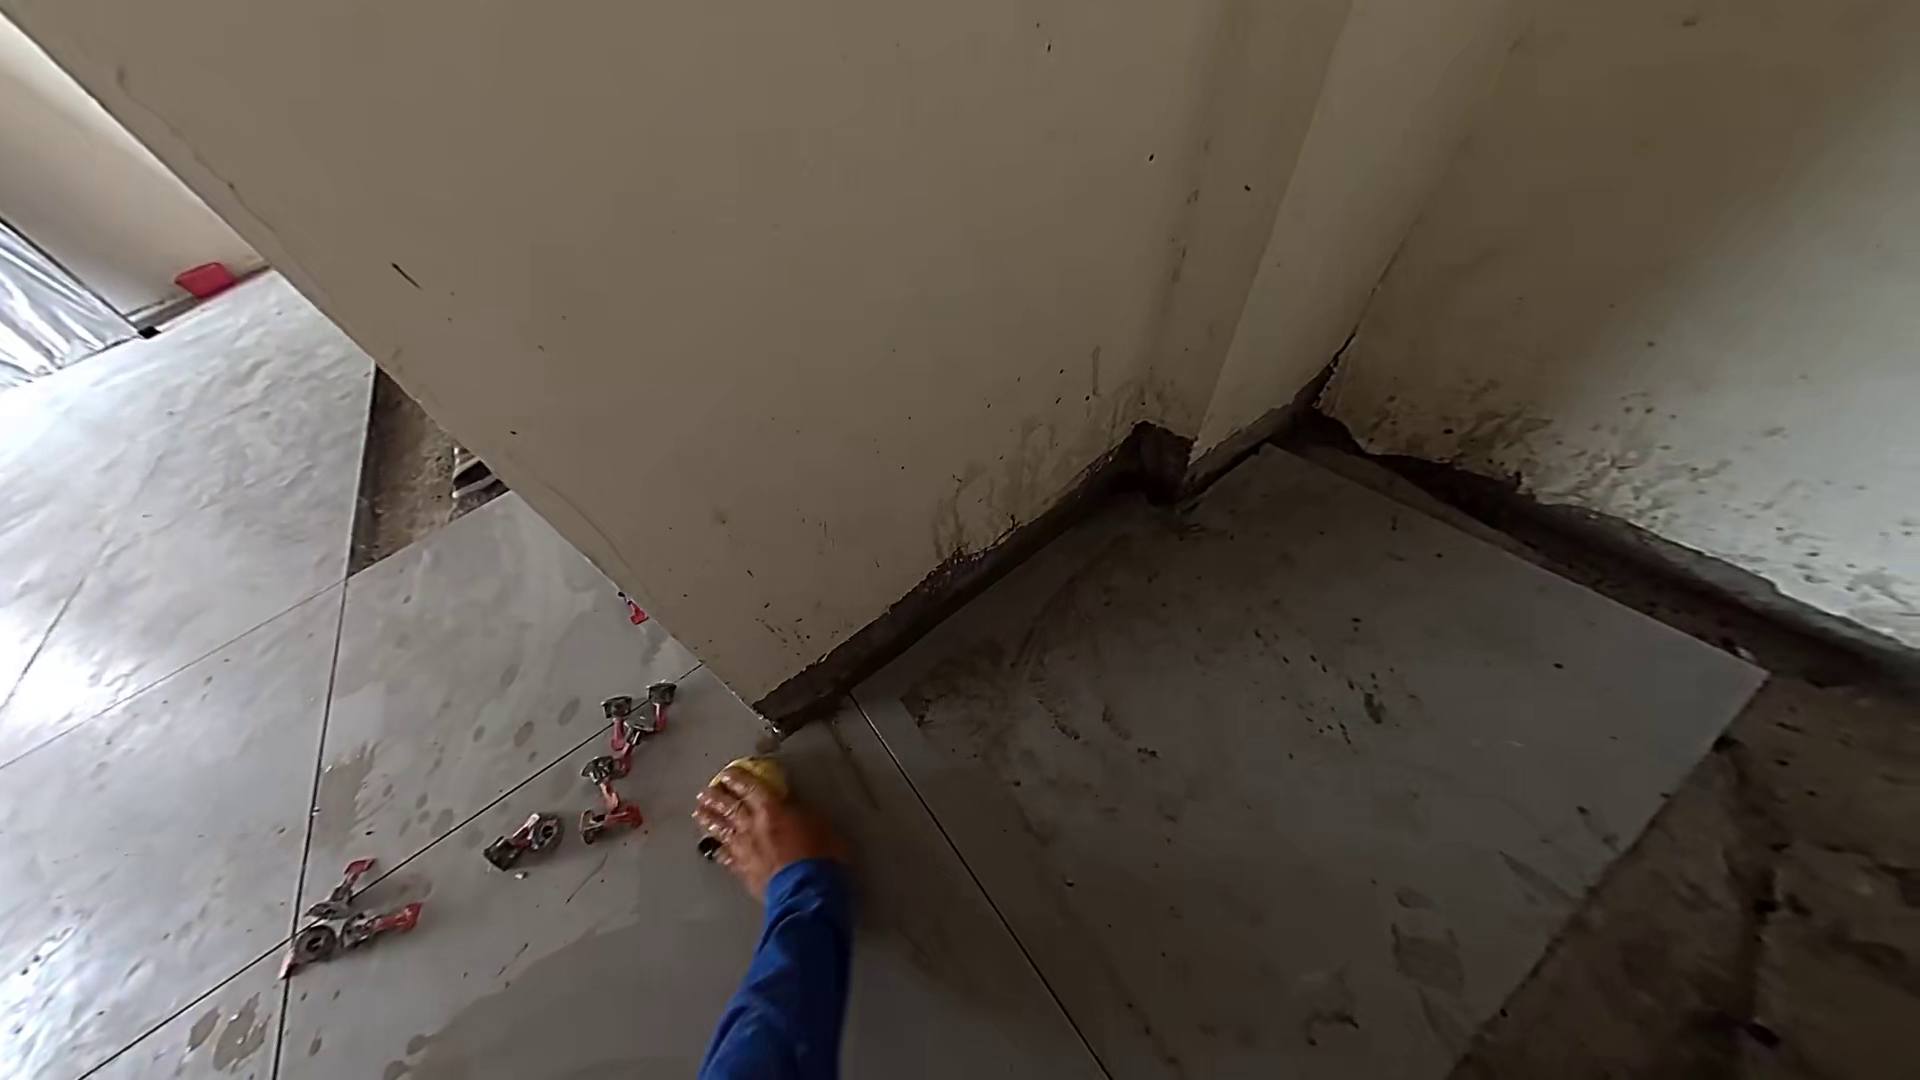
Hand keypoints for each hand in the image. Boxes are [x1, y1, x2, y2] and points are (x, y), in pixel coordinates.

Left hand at [692, 766, 845, 900]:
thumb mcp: (816, 820)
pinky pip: (726, 858)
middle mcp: (753, 827)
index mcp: (772, 810)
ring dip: (710, 820)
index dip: (738, 779)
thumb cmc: (818, 852)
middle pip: (730, 808)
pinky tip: (711, 847)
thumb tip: (787, 803)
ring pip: (722, 831)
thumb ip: (796, 809)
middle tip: (704, 792)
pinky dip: (718, 850)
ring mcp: (745, 850)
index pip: (751, 788)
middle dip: (717, 798)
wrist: (806, 890)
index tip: (726, 774)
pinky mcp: (744, 872)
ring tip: (699, 812)